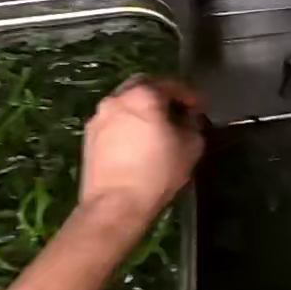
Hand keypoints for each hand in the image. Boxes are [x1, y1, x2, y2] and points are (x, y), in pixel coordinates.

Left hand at [78, 77, 204, 225]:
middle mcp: (117, 99)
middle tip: (178, 110)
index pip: (172, 85)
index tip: (201, 108)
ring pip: (126, 102)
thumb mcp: (192, 145)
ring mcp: (99, 118)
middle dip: (163, 94)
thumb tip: (187, 120)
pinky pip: (115, 120)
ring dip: (143, 108)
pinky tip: (140, 140)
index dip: (191, 95)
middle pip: (143, 86)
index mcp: (144, 96)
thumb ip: (193, 124)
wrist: (115, 204)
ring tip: (158, 126)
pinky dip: (129, 123)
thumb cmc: (158, 171)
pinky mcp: (89, 137)